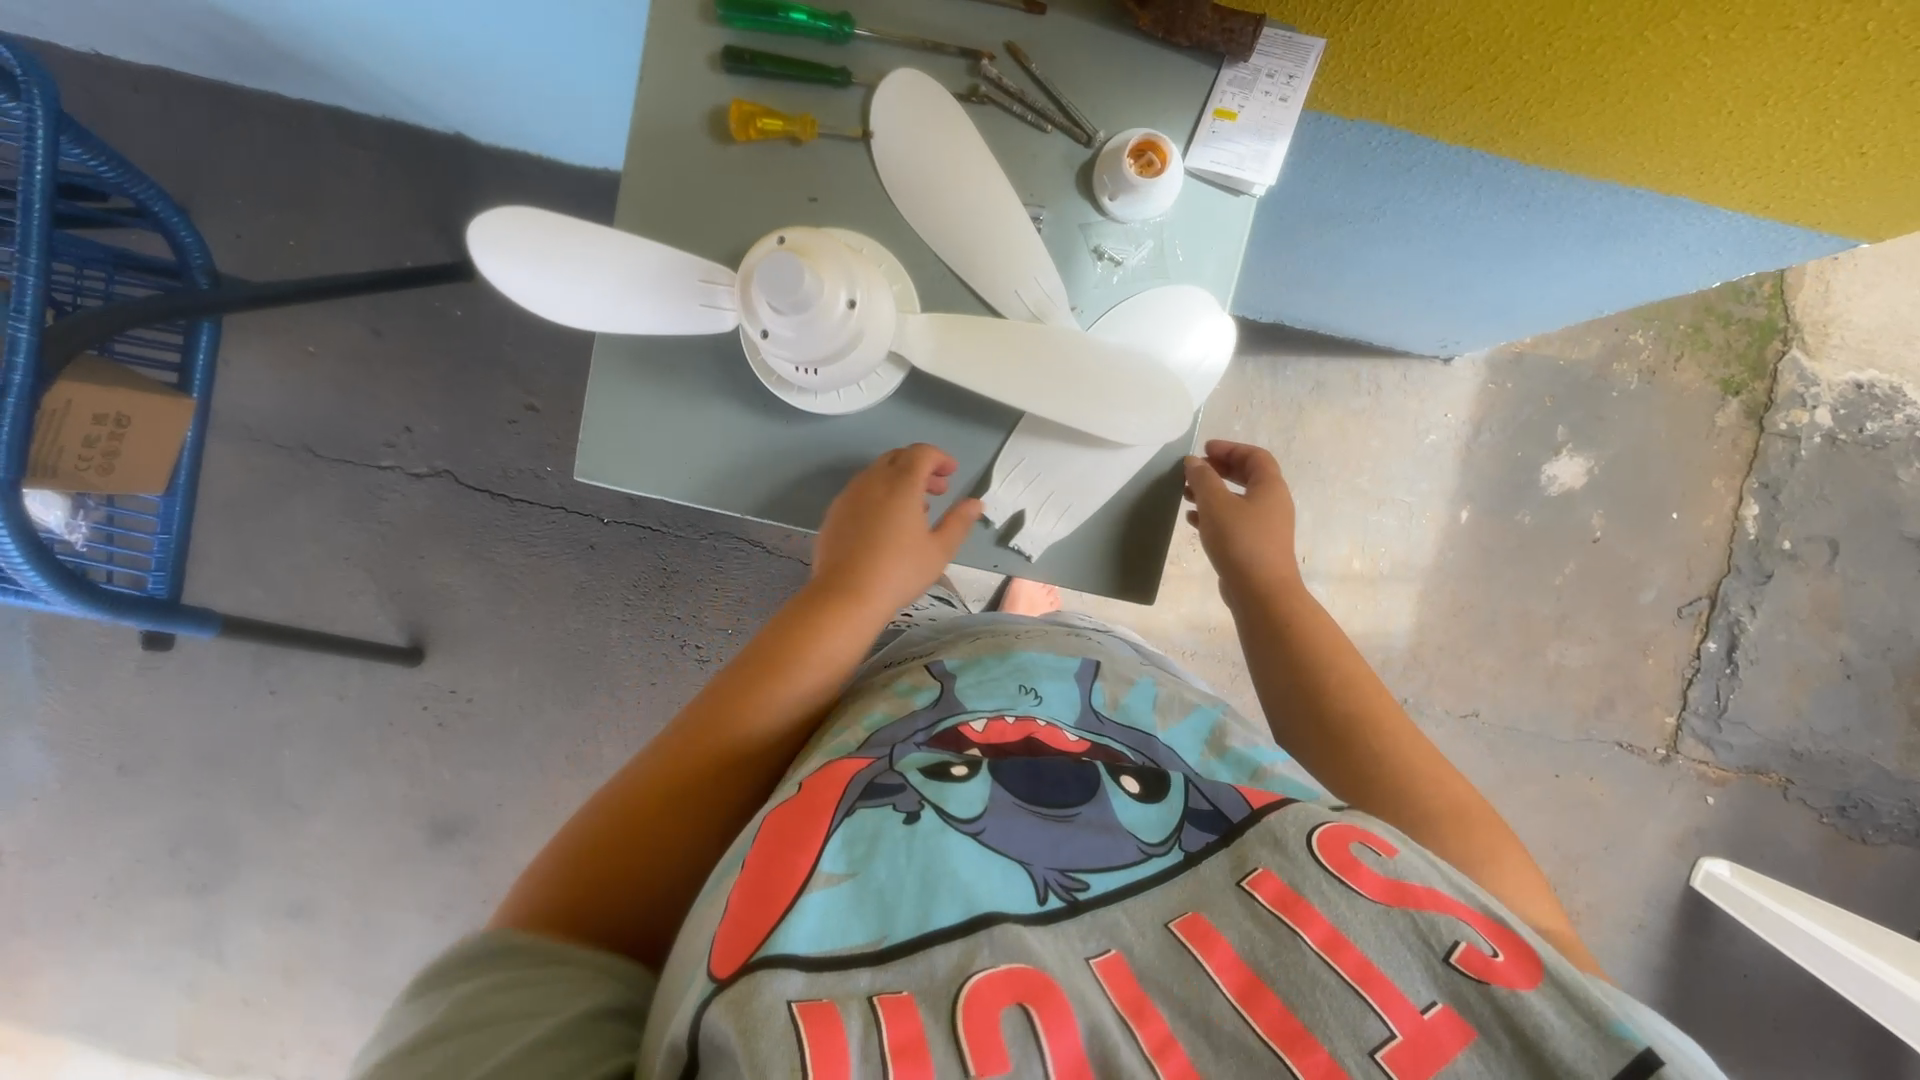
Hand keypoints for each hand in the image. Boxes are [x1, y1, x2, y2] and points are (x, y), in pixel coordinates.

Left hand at [811, 443, 983, 616]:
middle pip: (897, 458)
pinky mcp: (834, 513)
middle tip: (938, 490)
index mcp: (901, 484)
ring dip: (899, 481)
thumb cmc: (900, 572)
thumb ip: (959, 521)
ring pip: (877, 474)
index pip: (921, 453)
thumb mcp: (939, 550)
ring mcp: (849, 495)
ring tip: (916, 509)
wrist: (845, 595)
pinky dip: (879, 494)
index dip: (939, 458)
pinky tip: (886, 523)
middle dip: (920, 467)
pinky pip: (861, 491)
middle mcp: (872, 481)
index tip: (952, 472)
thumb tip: (976, 503)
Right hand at [1184, 439, 1302, 608]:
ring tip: (1186, 494)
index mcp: (1270, 487)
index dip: (1230, 449)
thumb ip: (1203, 479)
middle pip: (1247, 477)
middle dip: (1219, 471)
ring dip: (1212, 493)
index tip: (1205, 449)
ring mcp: (1265, 527)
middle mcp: (1272, 503)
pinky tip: (1192, 520)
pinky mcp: (1254, 546)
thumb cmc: (1240, 541)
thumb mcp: (1216, 504)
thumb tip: (1194, 462)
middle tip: (1194, 470)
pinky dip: (1213, 515)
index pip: (1254, 456)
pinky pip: (1233, 521)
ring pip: (1237, 500)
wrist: (1261, 592)